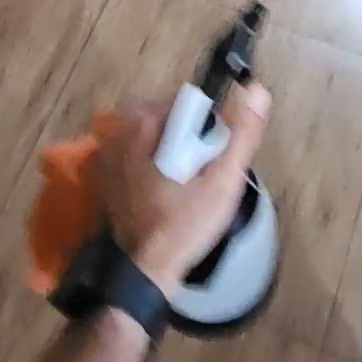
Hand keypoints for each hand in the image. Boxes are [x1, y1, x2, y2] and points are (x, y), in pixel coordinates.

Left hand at [94, 83, 272, 291]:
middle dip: (187, 135)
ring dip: (169, 147)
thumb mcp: (221, 182)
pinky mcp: (103, 173)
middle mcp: (122, 129)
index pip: (187, 102)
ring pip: (151, 133)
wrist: (143, 272)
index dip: (207, 125)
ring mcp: (108, 152)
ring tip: (183, 182)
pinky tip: (162, 189)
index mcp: (148, 123)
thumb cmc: (183, 226)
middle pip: (168, 115)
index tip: (212, 155)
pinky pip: (134, 152)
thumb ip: (241, 135)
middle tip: (200, 172)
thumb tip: (257, 90)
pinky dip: (149, 161)